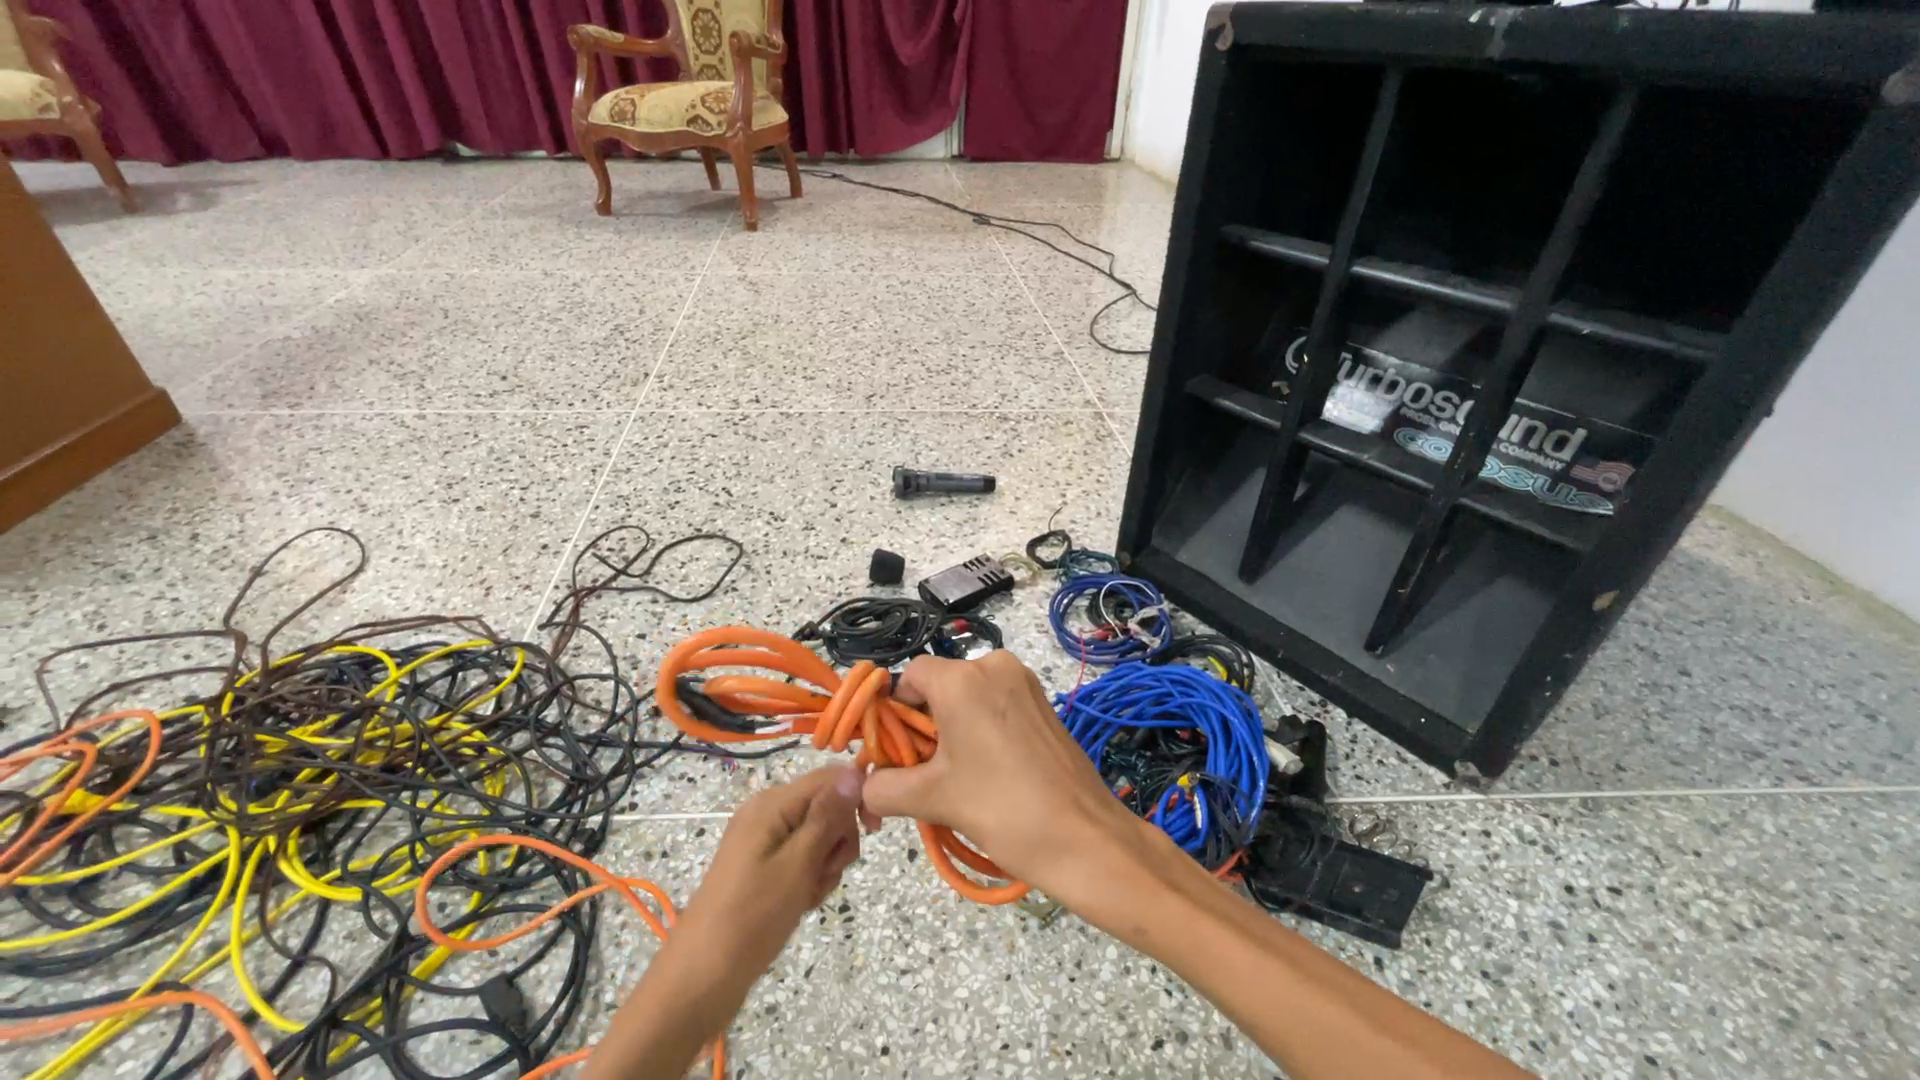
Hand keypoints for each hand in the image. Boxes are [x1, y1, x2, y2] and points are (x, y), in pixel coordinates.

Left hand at [582, 766, 862, 1079]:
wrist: (703, 975)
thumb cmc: (753, 916)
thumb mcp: (798, 863)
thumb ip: (828, 816)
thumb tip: (854, 772)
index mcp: (772, 804)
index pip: (831, 778)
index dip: (856, 798)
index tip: (873, 831)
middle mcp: (768, 813)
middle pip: (827, 807)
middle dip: (838, 840)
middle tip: (823, 873)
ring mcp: (764, 840)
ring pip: (819, 836)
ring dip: (825, 865)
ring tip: (808, 895)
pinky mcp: (764, 865)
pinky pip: (803, 858)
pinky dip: (810, 878)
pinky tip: (801, 902)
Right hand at [860, 652, 1150, 909]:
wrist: (1084, 838)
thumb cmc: (1002, 809)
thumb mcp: (932, 798)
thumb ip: (884, 787)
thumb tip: (863, 786)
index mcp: (963, 679)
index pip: (909, 676)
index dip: (893, 712)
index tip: (893, 752)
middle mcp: (995, 667)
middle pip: (940, 687)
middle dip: (923, 726)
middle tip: (922, 773)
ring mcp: (1025, 684)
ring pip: (969, 698)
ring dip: (953, 732)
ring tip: (956, 780)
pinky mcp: (1045, 705)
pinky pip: (997, 707)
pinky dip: (982, 732)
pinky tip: (986, 774)